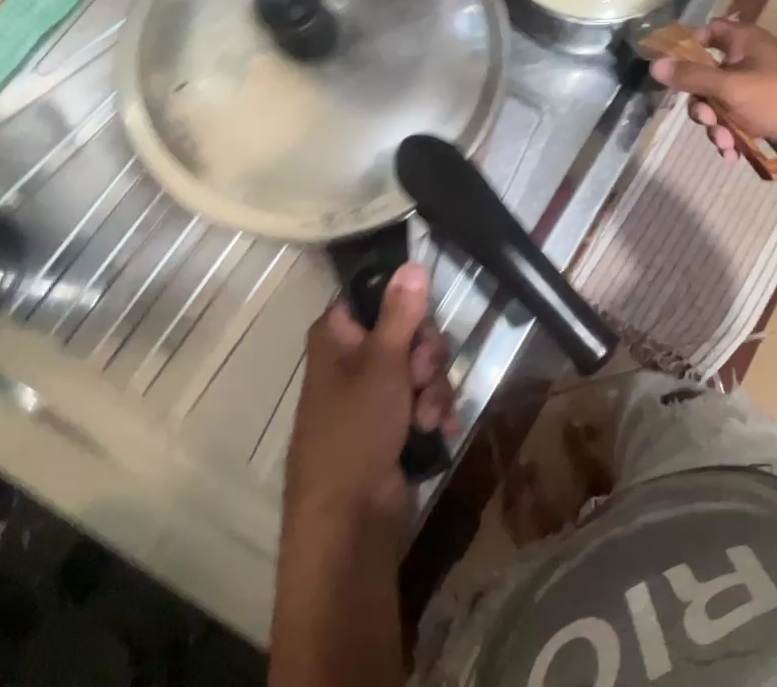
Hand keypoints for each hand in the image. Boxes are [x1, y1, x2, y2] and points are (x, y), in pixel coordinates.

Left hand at [285, 264, 457, 522]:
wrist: (349, 514)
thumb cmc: (355, 429)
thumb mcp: (382, 363)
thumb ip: (401, 312)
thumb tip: (412, 262)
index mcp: (337, 336)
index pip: (379, 298)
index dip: (406, 310)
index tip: (420, 328)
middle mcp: (353, 359)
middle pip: (408, 333)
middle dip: (427, 358)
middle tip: (421, 378)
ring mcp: (373, 393)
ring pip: (421, 369)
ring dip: (434, 390)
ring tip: (428, 418)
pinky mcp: (391, 422)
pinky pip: (424, 400)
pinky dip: (434, 412)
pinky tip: (439, 430)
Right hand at [649, 18, 776, 168]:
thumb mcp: (731, 88)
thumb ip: (691, 78)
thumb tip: (654, 64)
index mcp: (745, 42)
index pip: (709, 31)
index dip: (688, 46)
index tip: (673, 70)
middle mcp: (750, 61)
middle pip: (708, 76)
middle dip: (702, 104)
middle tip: (707, 120)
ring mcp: (759, 90)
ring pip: (722, 105)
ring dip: (717, 127)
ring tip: (725, 145)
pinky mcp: (767, 115)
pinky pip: (738, 122)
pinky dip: (732, 137)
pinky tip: (733, 154)